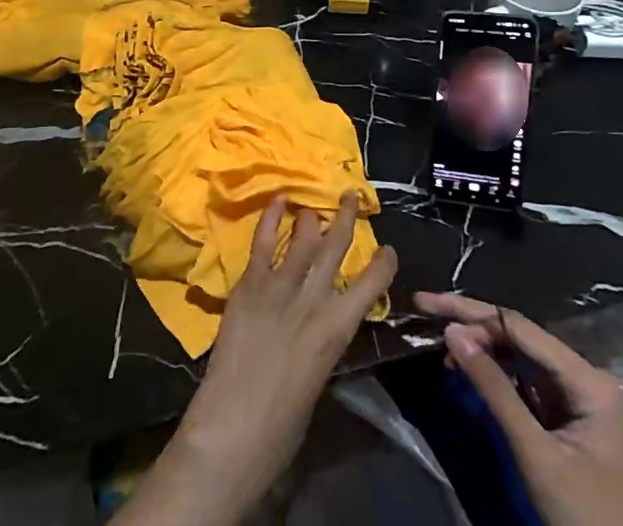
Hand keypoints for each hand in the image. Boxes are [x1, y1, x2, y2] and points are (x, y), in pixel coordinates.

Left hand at [114, 192, 396, 525]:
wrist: (235, 427)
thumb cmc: (283, 424)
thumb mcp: (318, 377)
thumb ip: (321, 343)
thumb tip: (317, 328)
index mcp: (339, 328)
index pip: (373, 283)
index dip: (384, 263)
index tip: (386, 250)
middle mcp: (315, 299)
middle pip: (336, 247)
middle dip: (347, 218)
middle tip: (351, 195)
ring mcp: (280, 288)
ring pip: (302, 240)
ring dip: (311, 217)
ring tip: (315, 203)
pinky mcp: (249, 287)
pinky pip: (262, 245)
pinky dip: (270, 220)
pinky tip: (278, 202)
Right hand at [414, 292, 622, 525]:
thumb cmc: (584, 511)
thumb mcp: (535, 452)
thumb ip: (495, 390)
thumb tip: (453, 333)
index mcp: (587, 377)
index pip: (520, 328)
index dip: (472, 312)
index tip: (430, 304)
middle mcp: (582, 374)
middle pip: (519, 335)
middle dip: (472, 321)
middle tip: (426, 307)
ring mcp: (574, 393)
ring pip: (518, 354)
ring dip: (480, 344)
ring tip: (440, 340)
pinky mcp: (562, 412)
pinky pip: (523, 378)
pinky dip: (493, 370)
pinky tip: (467, 365)